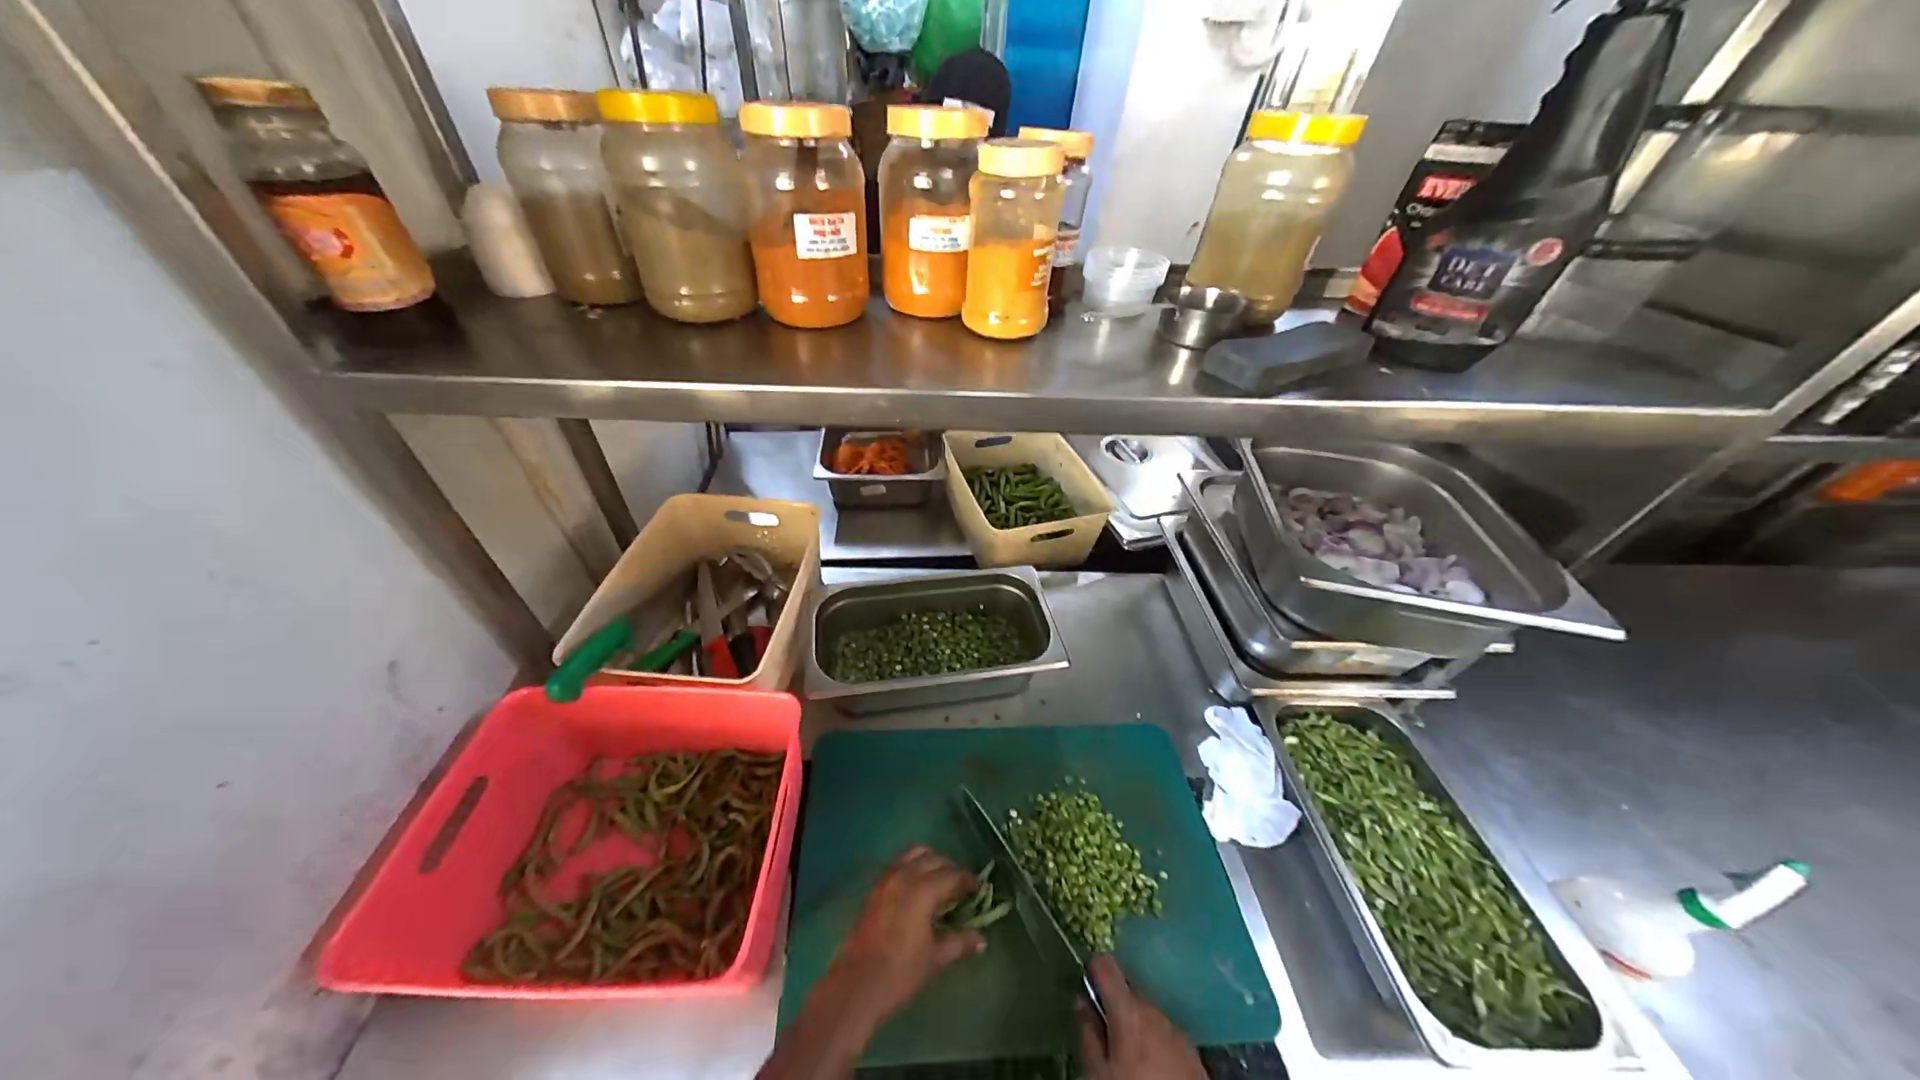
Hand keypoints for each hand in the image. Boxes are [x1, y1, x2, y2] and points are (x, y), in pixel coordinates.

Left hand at [827, 845, 986, 1025]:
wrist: (857, 984)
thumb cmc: (901, 972)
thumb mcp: (935, 958)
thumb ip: (959, 942)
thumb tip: (981, 940)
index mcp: (923, 889)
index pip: (952, 874)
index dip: (968, 880)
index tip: (978, 890)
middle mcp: (904, 876)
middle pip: (933, 858)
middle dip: (950, 868)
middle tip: (961, 887)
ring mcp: (886, 880)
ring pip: (913, 855)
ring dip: (930, 862)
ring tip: (939, 883)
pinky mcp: (874, 889)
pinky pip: (898, 865)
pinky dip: (912, 868)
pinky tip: (917, 890)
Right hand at [1076, 954, 1205, 1079]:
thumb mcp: (1096, 1072)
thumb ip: (1087, 1032)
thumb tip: (1081, 1002)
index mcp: (1128, 1010)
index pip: (1107, 964)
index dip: (1093, 969)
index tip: (1086, 984)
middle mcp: (1154, 1011)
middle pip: (1128, 993)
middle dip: (1115, 1006)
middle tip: (1105, 1033)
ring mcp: (1176, 1029)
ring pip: (1147, 1013)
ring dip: (1135, 1025)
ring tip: (1128, 1057)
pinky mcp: (1192, 1050)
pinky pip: (1165, 1033)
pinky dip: (1154, 1041)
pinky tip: (1151, 1067)